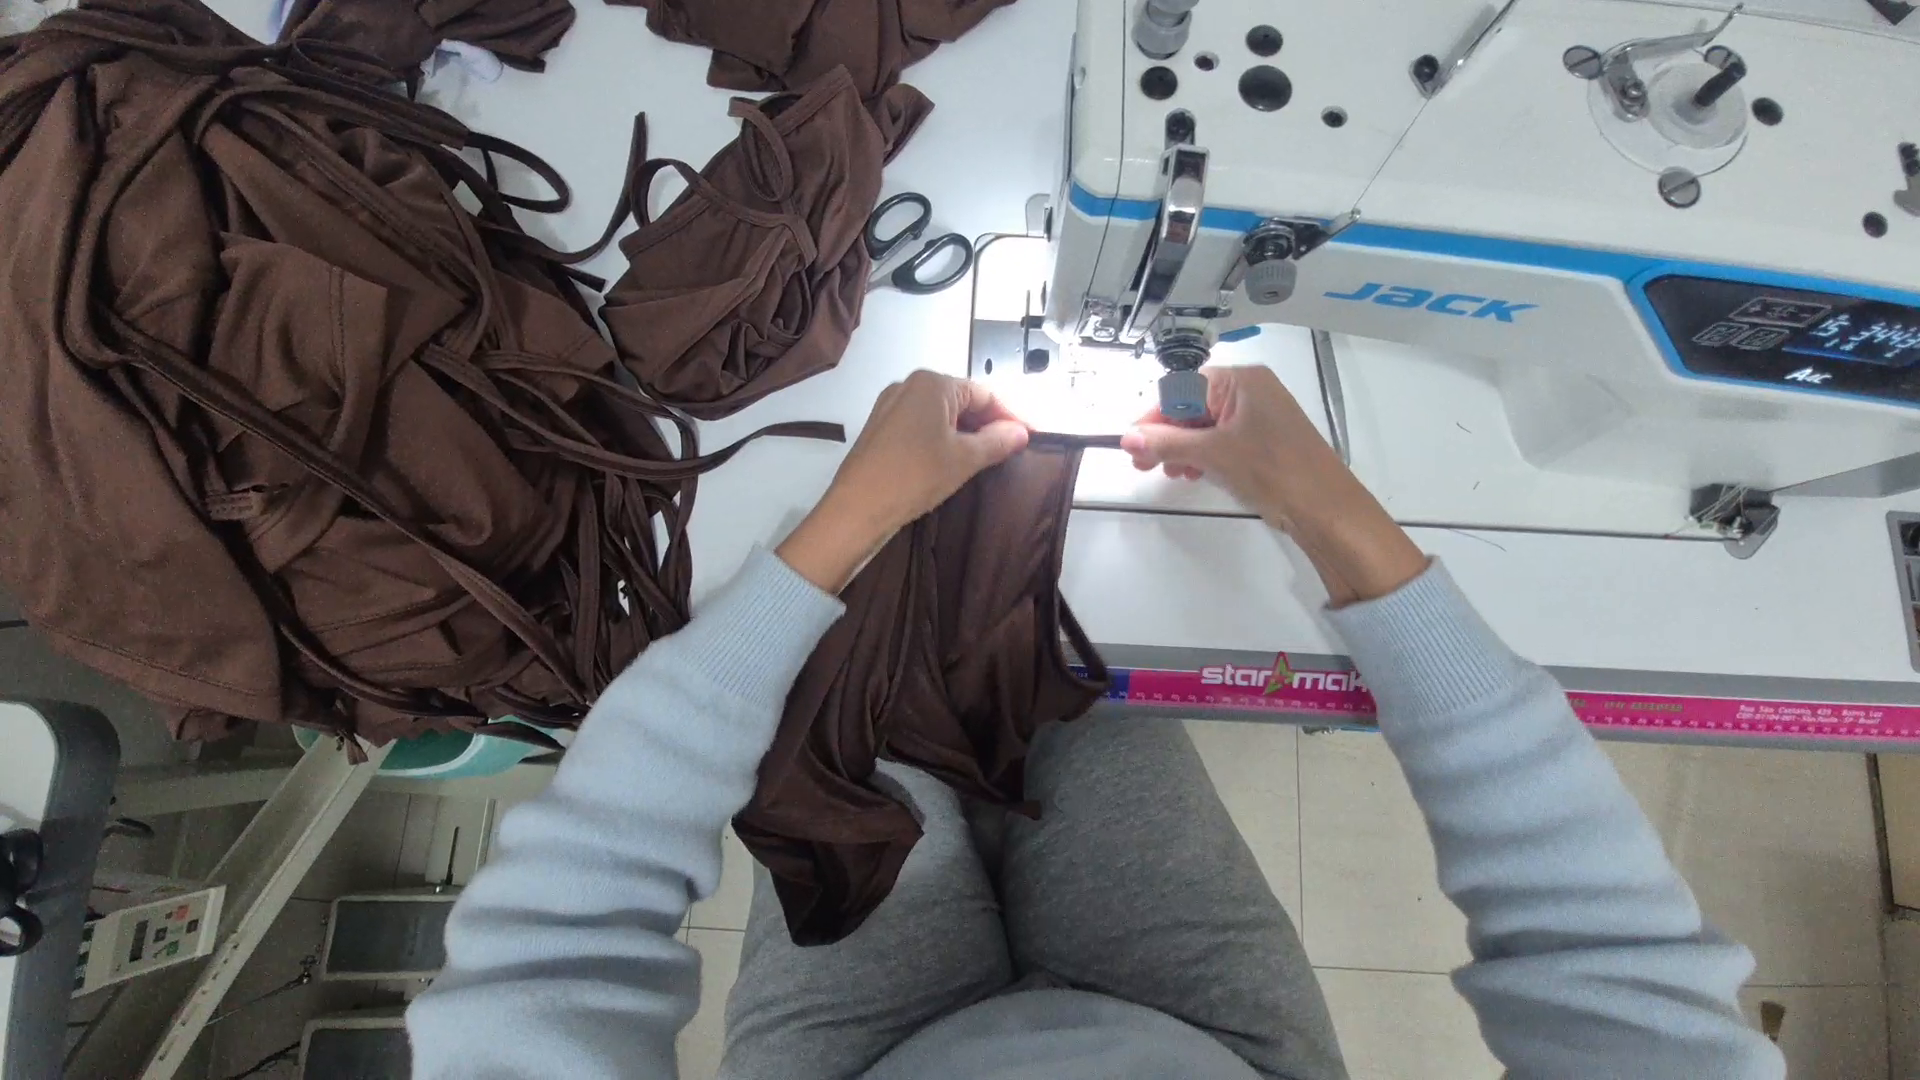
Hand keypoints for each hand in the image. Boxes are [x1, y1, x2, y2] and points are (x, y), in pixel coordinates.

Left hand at [778, 371, 1029, 591]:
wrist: (857, 508)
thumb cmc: (915, 476)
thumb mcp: (964, 459)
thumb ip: (997, 441)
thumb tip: (1021, 432)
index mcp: (932, 383)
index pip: (984, 394)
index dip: (1010, 416)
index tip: (1030, 438)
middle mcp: (909, 386)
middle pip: (961, 401)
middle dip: (988, 424)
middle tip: (1011, 452)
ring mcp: (890, 407)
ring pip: (940, 415)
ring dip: (965, 435)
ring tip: (986, 460)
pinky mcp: (880, 430)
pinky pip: (921, 427)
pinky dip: (942, 441)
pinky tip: (952, 464)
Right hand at [1119, 365, 1425, 603]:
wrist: (1324, 507)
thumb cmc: (1271, 469)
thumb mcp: (1212, 453)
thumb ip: (1166, 443)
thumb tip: (1126, 437)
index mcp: (1240, 380)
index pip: (1182, 389)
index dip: (1154, 416)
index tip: (1132, 444)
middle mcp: (1249, 390)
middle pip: (1191, 406)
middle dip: (1164, 435)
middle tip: (1142, 464)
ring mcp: (1257, 416)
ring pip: (1203, 425)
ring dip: (1180, 448)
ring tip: (1168, 473)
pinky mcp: (1262, 440)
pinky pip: (1220, 439)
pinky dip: (1201, 455)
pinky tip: (1190, 473)